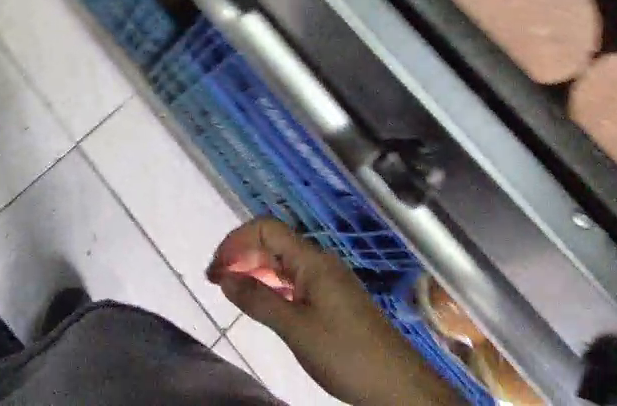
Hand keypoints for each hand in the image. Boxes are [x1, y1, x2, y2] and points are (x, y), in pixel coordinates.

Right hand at [208, 218, 460, 405]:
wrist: (401, 388)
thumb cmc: (347, 354)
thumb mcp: (295, 329)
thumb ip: (258, 300)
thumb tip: (225, 278)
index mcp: (312, 260)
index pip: (266, 228)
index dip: (236, 241)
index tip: (216, 269)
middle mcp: (320, 263)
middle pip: (273, 243)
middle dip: (241, 254)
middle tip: (216, 280)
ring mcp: (329, 281)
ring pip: (284, 263)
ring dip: (255, 270)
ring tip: (232, 290)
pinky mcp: (334, 301)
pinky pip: (295, 281)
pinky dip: (272, 286)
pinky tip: (262, 303)